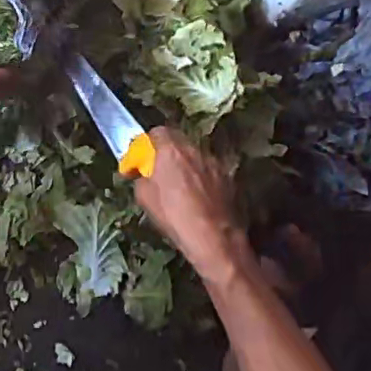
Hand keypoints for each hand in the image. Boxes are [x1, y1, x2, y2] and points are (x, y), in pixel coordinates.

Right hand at [134, 128, 248, 275]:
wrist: (214, 237)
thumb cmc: (174, 216)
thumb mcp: (144, 198)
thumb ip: (141, 177)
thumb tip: (142, 173)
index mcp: (171, 150)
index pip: (157, 132)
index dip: (147, 145)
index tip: (141, 160)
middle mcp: (195, 150)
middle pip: (178, 141)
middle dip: (167, 153)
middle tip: (159, 171)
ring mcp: (215, 163)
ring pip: (196, 156)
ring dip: (186, 166)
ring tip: (181, 188)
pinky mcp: (229, 178)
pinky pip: (210, 172)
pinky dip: (202, 179)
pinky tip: (200, 198)